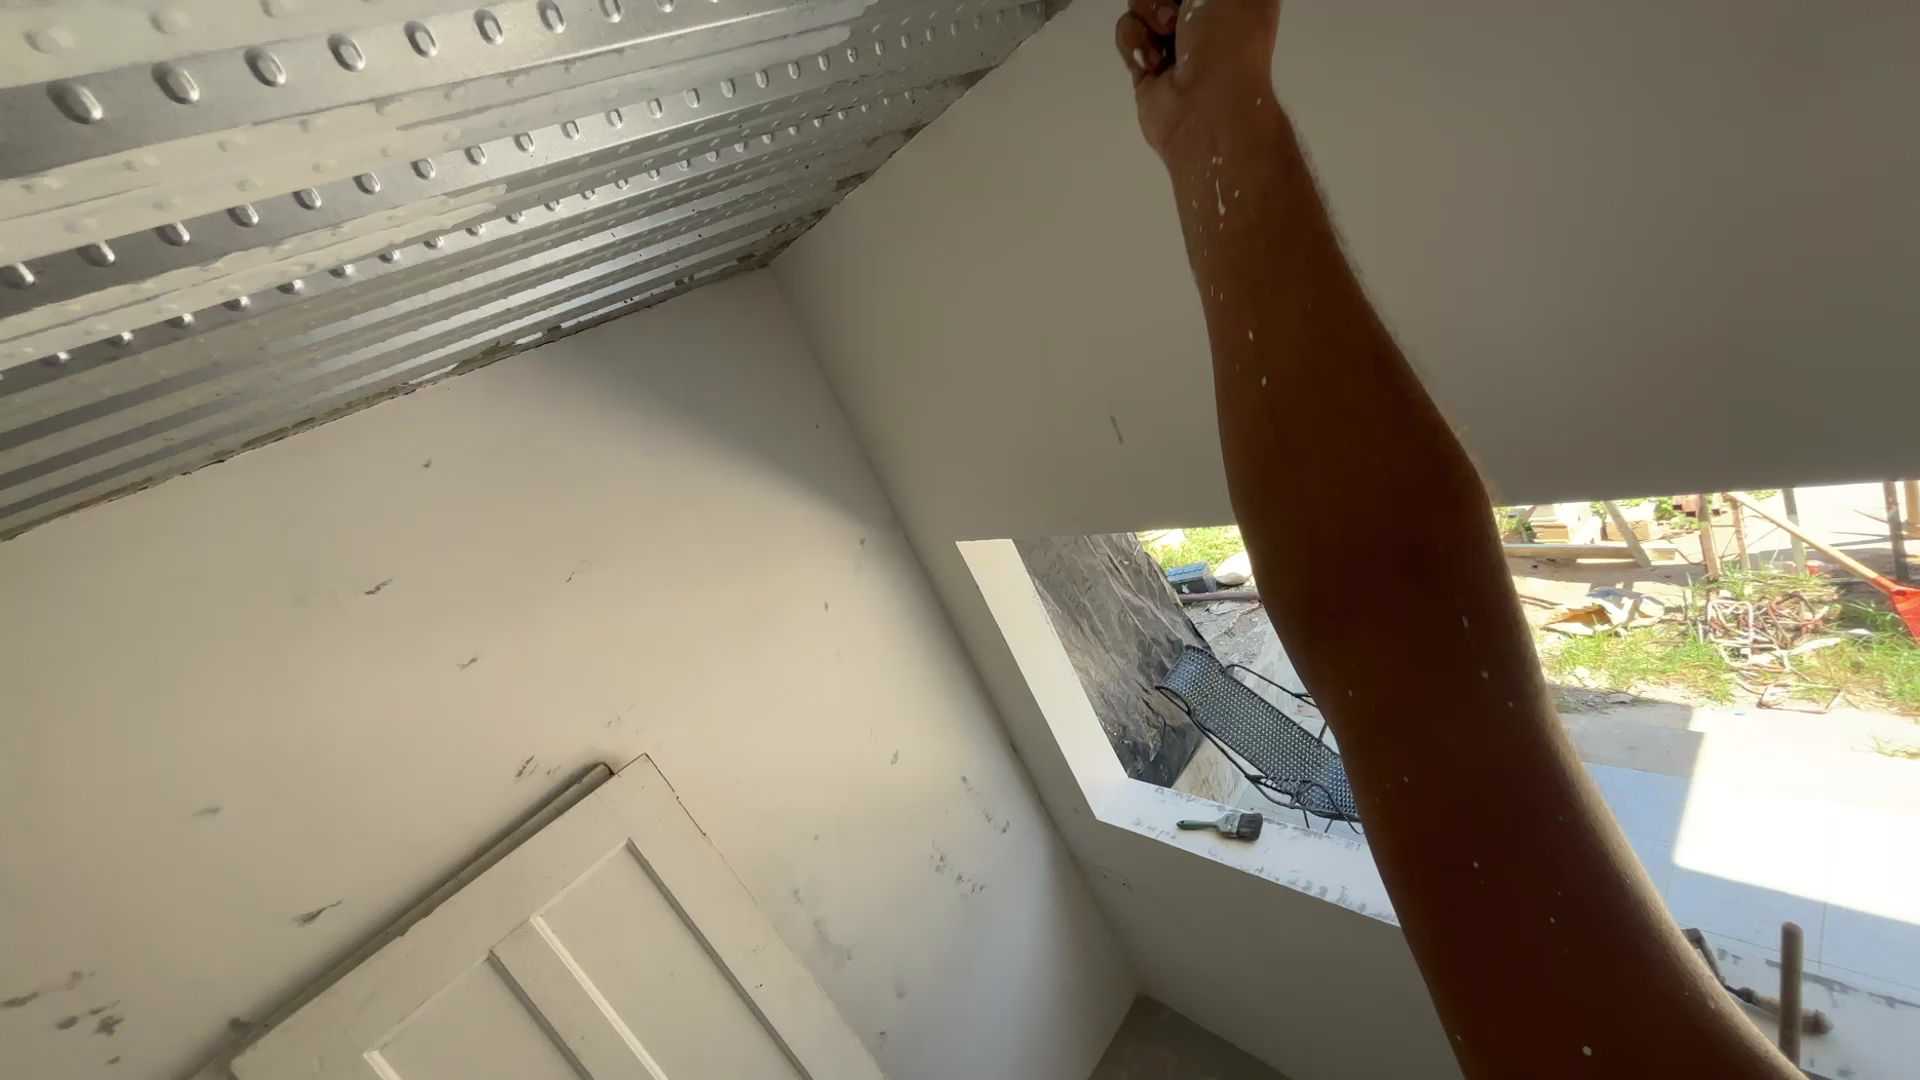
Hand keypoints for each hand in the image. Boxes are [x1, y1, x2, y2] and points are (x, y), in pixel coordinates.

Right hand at [1114, 0, 1281, 162]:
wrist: (1206, 106)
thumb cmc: (1228, 38)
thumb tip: (1176, 6)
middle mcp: (1203, 12)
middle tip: (1179, 11)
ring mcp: (1172, 38)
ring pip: (1140, 0)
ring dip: (1149, 12)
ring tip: (1169, 38)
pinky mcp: (1144, 65)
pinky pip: (1126, 33)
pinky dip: (1134, 42)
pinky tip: (1153, 61)